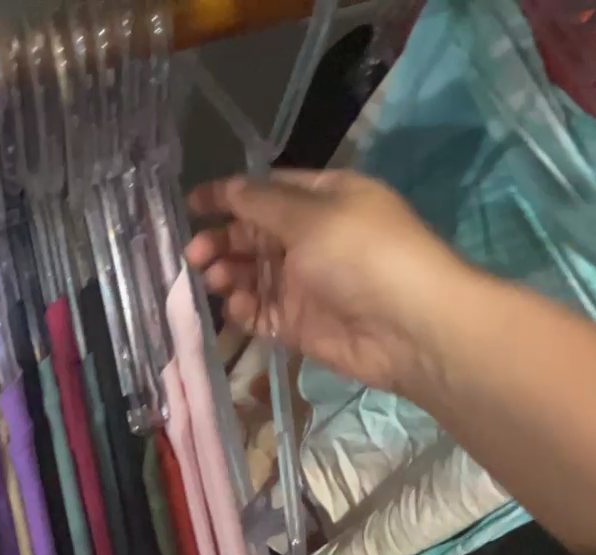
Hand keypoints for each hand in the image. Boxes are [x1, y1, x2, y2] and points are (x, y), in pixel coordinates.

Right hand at [186, 169, 470, 394]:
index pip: (266, 192)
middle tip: (194, 254)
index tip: (190, 206)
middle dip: (221, 240)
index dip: (227, 196)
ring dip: (227, 274)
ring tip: (214, 280)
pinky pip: (259, 312)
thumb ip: (260, 203)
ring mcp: (303, 283)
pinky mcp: (297, 323)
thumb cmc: (361, 254)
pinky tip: (236, 306)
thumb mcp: (311, 215)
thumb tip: (226, 188)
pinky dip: (243, 309)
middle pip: (252, 234)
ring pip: (251, 275)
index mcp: (322, 200)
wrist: (405, 326)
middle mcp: (310, 238)